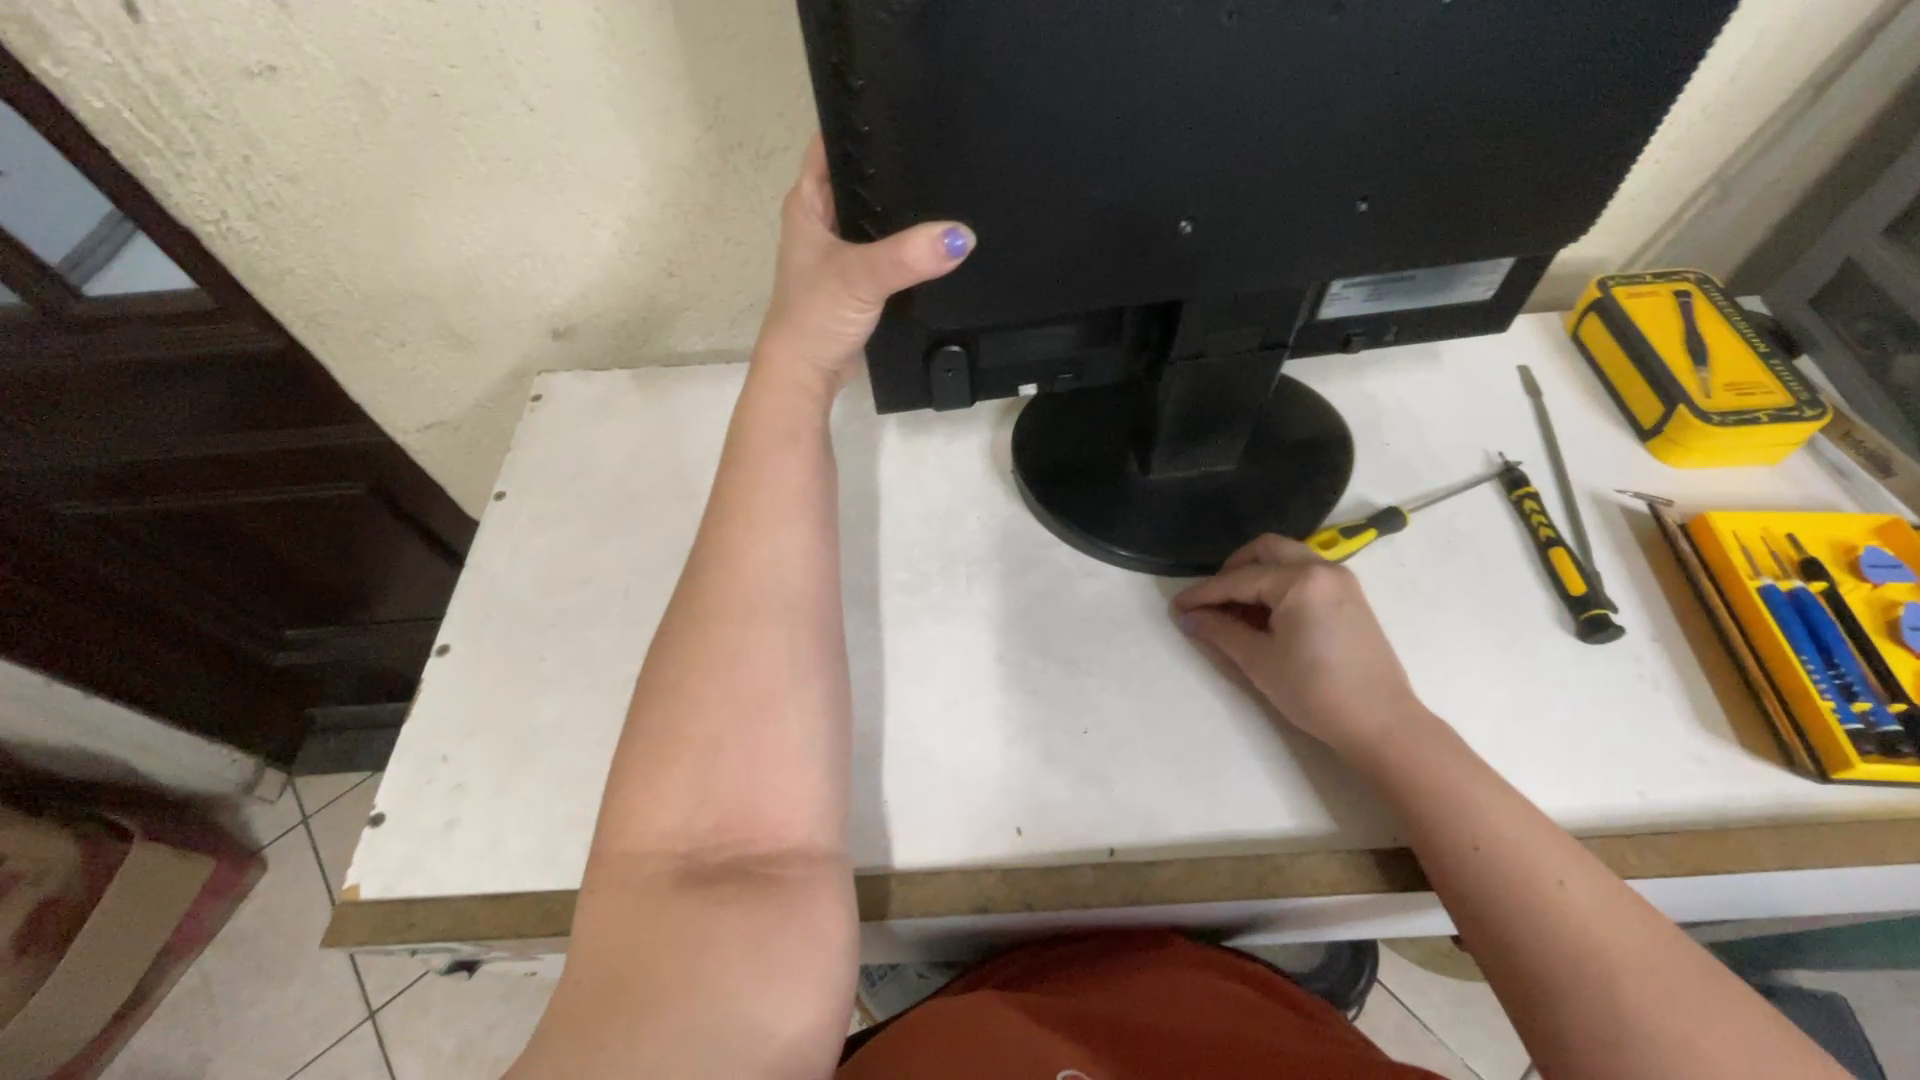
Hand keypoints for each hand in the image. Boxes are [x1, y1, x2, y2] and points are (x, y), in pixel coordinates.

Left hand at [753, 136, 976, 398]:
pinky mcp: (860, 280)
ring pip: (879, 216)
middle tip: (944, 147)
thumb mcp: (861, 277)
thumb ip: (908, 256)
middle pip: (864, 178)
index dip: (865, 122)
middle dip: (897, 165)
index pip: (836, 142)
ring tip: (950, 186)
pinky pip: (889, 249)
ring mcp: (842, 250)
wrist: (806, 375)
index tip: (908, 107)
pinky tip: (938, 236)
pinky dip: (909, 244)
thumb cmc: (814, 317)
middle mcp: (823, 219)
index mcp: (808, 201)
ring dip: (906, 208)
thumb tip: (962, 236)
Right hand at [1173, 534, 1428, 754]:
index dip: (1204, 593)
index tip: (1176, 607)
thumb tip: (1187, 617)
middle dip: (1232, 570)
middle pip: (1266, 550)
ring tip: (1235, 611)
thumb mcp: (1259, 661)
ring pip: (1287, 559)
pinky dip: (1279, 585)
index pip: (1239, 579)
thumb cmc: (1315, 691)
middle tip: (1211, 601)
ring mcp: (1341, 581)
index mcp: (1300, 580)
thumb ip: (1220, 631)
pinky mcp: (1350, 598)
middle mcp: (1323, 568)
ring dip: (1256, 575)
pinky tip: (1265, 617)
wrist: (1380, 722)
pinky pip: (1305, 575)